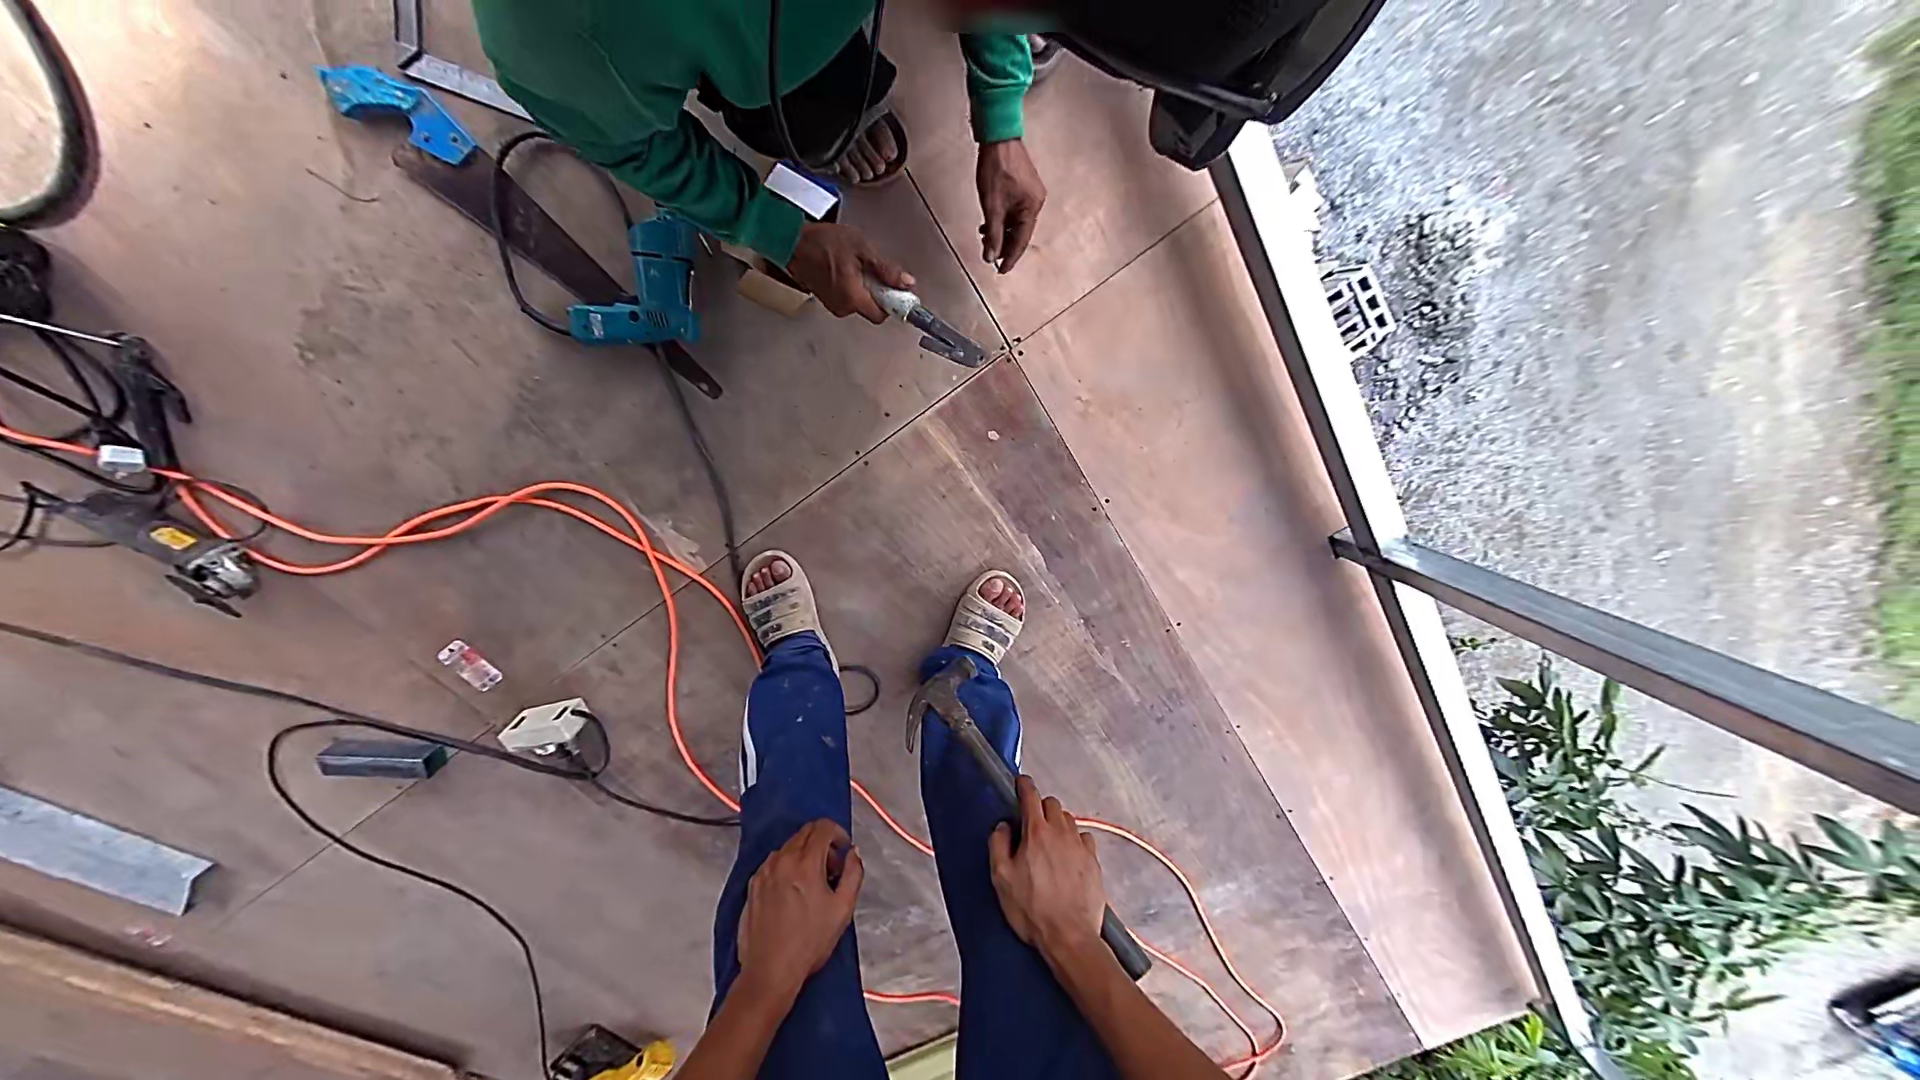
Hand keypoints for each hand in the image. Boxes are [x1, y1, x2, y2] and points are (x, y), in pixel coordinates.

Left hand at [738, 819, 864, 995]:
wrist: (770, 972)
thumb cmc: (810, 942)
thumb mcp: (843, 908)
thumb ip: (853, 873)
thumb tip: (852, 853)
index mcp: (805, 862)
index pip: (822, 826)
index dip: (838, 833)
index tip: (843, 851)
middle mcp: (781, 860)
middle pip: (805, 832)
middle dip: (823, 843)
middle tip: (831, 870)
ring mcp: (763, 871)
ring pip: (789, 846)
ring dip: (805, 853)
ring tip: (812, 883)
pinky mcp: (752, 885)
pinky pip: (774, 862)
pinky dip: (787, 866)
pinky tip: (792, 891)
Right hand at [785, 222, 911, 323]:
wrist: (792, 241)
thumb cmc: (823, 242)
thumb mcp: (862, 249)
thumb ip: (886, 269)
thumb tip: (906, 283)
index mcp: (853, 298)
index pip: (880, 315)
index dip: (890, 303)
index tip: (895, 290)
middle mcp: (843, 308)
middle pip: (871, 309)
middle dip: (877, 292)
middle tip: (872, 270)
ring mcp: (834, 305)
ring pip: (860, 303)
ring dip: (864, 288)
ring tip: (855, 266)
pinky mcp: (827, 300)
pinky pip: (848, 299)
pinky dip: (853, 287)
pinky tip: (846, 269)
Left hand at [976, 138, 1045, 273]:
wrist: (998, 136)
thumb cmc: (997, 166)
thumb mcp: (992, 207)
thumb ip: (992, 234)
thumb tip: (991, 256)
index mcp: (1032, 209)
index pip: (1021, 242)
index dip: (1010, 258)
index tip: (1001, 270)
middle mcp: (1035, 203)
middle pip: (1019, 233)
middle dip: (1004, 245)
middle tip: (992, 257)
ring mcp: (1031, 194)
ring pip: (1016, 223)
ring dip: (1002, 232)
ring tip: (987, 240)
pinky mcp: (1024, 187)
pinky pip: (1015, 211)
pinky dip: (1003, 220)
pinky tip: (990, 223)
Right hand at [988, 776, 1104, 960]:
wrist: (1069, 937)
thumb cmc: (1032, 910)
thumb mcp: (1002, 878)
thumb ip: (998, 845)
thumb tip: (1004, 827)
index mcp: (1036, 832)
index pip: (1031, 796)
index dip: (1024, 785)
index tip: (1020, 782)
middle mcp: (1061, 832)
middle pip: (1052, 803)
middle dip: (1040, 807)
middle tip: (1031, 823)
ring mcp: (1080, 846)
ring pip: (1068, 819)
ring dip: (1057, 823)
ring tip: (1049, 841)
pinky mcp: (1094, 862)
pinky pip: (1084, 838)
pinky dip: (1074, 839)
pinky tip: (1068, 855)